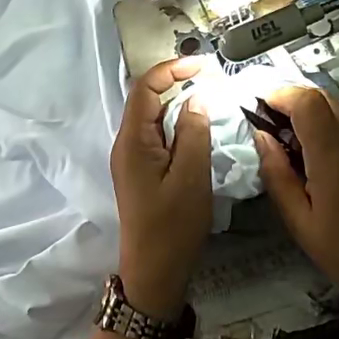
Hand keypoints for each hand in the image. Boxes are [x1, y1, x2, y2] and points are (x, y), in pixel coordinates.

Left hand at [110, 58, 212, 319]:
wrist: (154, 273)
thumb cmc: (173, 227)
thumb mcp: (192, 177)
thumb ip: (194, 133)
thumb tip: (197, 99)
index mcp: (132, 142)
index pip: (145, 88)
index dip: (172, 69)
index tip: (204, 64)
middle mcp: (126, 145)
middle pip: (146, 99)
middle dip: (176, 81)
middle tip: (211, 78)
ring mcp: (132, 159)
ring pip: (153, 117)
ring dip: (178, 102)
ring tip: (209, 96)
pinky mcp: (141, 172)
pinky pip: (157, 135)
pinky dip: (177, 123)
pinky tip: (198, 126)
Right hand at [254, 87, 338, 309]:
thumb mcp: (302, 224)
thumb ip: (278, 177)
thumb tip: (261, 137)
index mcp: (334, 158)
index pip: (307, 102)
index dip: (279, 96)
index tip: (257, 110)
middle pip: (321, 97)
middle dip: (290, 102)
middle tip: (268, 129)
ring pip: (335, 109)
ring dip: (308, 115)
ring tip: (288, 148)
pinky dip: (325, 129)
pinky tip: (315, 162)